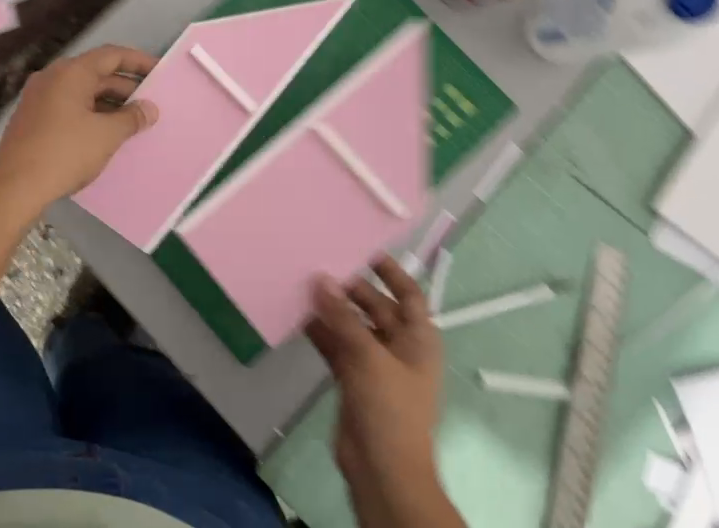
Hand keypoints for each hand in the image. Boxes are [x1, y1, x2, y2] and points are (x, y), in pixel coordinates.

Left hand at [0, 45, 159, 209]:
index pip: (111, 55)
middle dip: (124, 87)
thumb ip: (131, 118)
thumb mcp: (106, 135)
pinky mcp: (31, 117)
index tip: (159, 72)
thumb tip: (149, 109)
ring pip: (81, 91)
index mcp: (71, 72)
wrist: (15, 185)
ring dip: (107, 103)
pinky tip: (104, 133)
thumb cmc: (65, 152)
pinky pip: (67, 106)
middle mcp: (52, 77)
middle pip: (95, 73)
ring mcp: (38, 96)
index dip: (137, 61)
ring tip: (131, 121)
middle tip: (149, 103)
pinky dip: (89, 113)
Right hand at [308, 258, 462, 527]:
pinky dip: (321, 333)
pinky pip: (337, 347)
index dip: (391, 272)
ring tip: (303, 285)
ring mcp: (376, 365)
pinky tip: (298, 316)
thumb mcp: (367, 357)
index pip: (410, 295)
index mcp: (419, 340)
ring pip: (353, 327)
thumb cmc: (389, 409)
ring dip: (332, 310)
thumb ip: (342, 317)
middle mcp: (400, 348)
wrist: (383, 470)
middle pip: (377, 308)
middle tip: (320, 264)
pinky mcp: (354, 381)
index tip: (364, 249)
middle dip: (352, 288)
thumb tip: (321, 278)